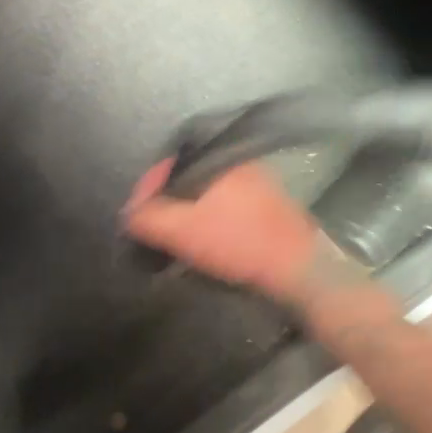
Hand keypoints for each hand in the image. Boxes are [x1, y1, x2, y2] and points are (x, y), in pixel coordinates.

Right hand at [121, 159, 323, 303]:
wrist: (303, 272)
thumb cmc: (240, 242)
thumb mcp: (182, 231)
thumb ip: (148, 218)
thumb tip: (127, 214)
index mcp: (219, 160)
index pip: (168, 163)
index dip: (145, 187)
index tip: (135, 214)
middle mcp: (240, 164)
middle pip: (188, 177)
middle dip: (166, 199)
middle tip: (152, 223)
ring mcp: (259, 185)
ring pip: (208, 193)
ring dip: (187, 211)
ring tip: (173, 235)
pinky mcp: (271, 209)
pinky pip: (226, 206)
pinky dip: (209, 219)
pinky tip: (203, 241)